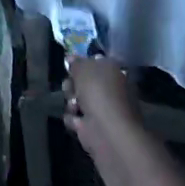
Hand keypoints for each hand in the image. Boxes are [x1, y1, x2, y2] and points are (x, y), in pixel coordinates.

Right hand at [64, 55, 145, 173]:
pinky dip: (73, 118)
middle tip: (71, 86)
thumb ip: (76, 62)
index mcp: (114, 73)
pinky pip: (75, 117)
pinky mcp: (92, 126)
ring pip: (77, 99)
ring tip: (75, 106)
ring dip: (71, 101)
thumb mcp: (84, 68)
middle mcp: (110, 90)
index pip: (96, 63)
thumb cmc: (98, 93)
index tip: (71, 66)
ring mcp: (102, 109)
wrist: (106, 128)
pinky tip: (77, 120)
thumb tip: (70, 57)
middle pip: (83, 82)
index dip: (82, 63)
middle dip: (72, 84)